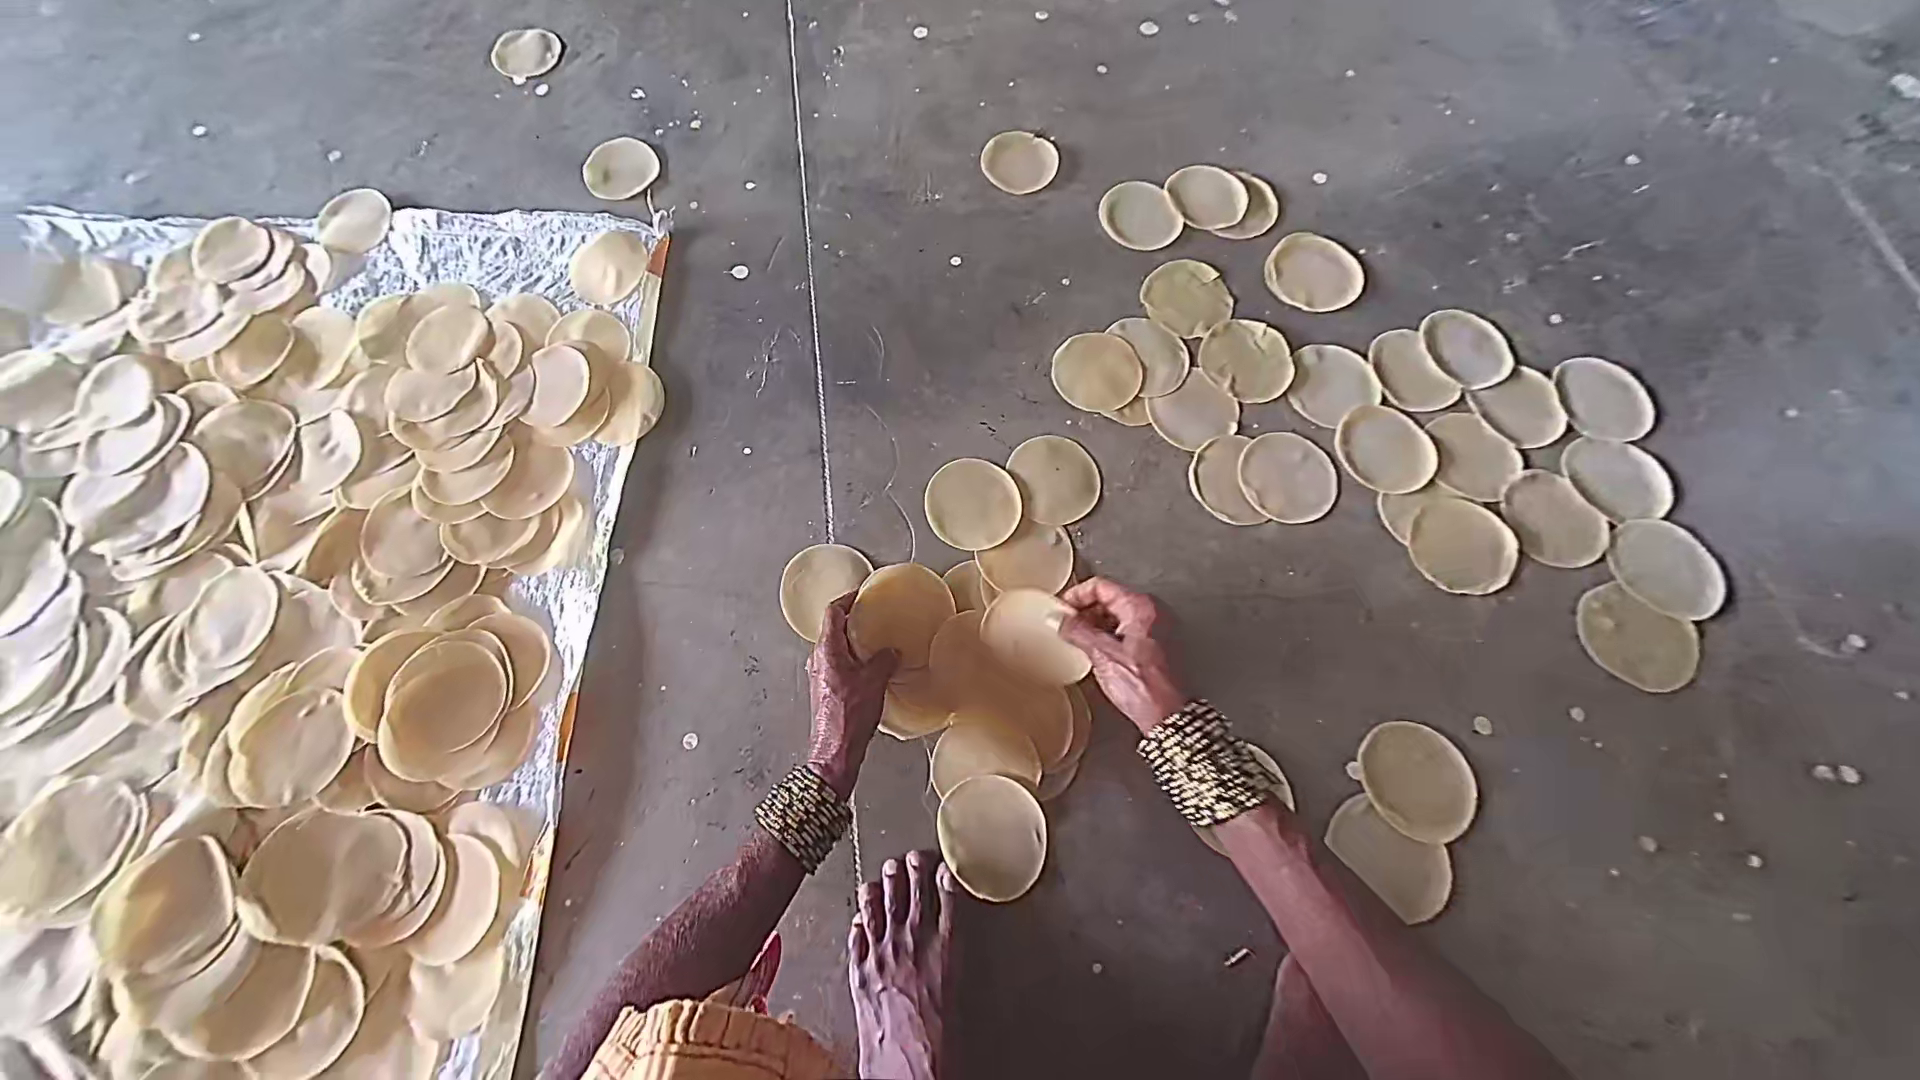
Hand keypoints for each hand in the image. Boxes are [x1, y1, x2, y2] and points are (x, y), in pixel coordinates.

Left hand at [806, 592, 898, 796]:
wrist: (835, 752)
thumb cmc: (849, 717)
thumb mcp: (874, 681)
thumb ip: (884, 660)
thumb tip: (891, 652)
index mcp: (827, 651)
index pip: (833, 612)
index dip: (847, 599)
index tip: (860, 594)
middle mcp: (818, 660)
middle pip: (832, 628)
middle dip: (853, 620)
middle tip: (871, 615)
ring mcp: (820, 676)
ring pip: (835, 648)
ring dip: (853, 641)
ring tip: (874, 641)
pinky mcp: (825, 690)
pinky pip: (838, 665)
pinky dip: (852, 659)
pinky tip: (869, 668)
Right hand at [1058, 577, 1188, 732]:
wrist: (1168, 717)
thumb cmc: (1144, 688)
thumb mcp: (1102, 655)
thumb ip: (1077, 631)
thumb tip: (1059, 619)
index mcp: (1141, 607)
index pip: (1101, 586)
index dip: (1077, 595)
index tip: (1063, 609)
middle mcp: (1154, 611)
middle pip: (1110, 597)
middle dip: (1086, 610)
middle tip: (1068, 625)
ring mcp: (1159, 627)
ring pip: (1118, 613)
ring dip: (1096, 623)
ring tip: (1081, 641)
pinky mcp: (1159, 643)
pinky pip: (1128, 628)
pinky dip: (1110, 634)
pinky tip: (1099, 651)